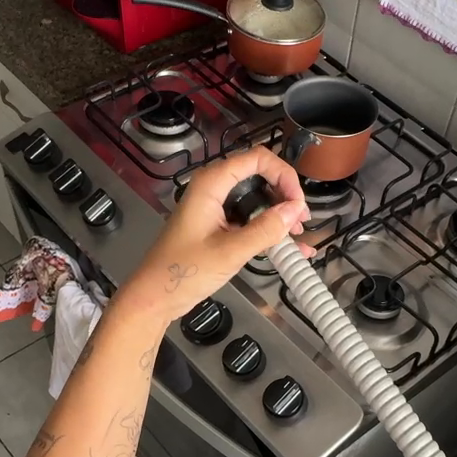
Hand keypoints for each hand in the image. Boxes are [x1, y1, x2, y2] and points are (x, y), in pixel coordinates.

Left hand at [113, 147, 313, 322]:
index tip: (297, 204)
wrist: (155, 297)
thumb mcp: (230, 251)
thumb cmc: (184, 272)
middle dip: (284, 196)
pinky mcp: (217, 227)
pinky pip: (248, 220)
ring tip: (297, 237)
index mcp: (211, 184)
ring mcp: (215, 208)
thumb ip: (265, 229)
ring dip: (278, 215)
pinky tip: (288, 248)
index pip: (257, 159)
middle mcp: (213, 190)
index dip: (283, 175)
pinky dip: (267, 230)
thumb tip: (296, 211)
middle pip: (259, 176)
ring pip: (256, 199)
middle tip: (301, 222)